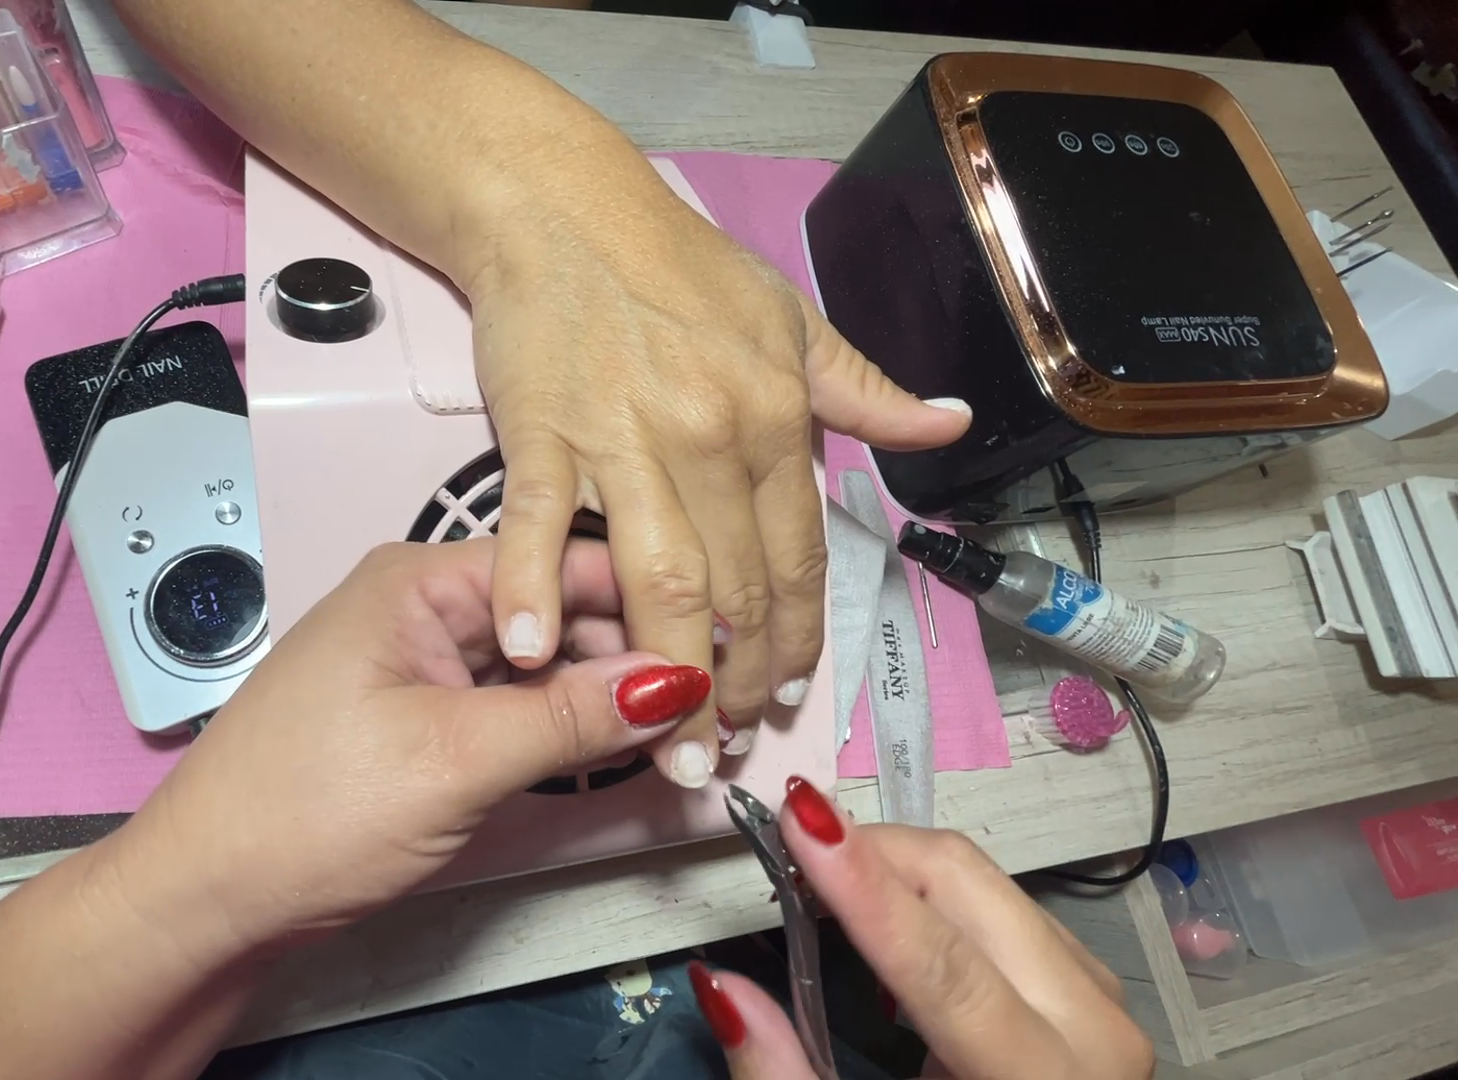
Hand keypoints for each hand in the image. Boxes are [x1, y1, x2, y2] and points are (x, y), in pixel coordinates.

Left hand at [120, 538, 708, 948]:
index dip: (643, 604)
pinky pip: (518, 705)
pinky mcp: (434, 714)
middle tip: (710, 717)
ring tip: (682, 740)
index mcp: (421, 580)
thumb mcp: (452, 758)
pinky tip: (621, 749)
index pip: (559, 565)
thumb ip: (567, 717)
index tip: (716, 647)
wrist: (211, 898)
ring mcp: (432, 662)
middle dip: (632, 664)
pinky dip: (568, 729)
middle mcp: (430, 606)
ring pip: (544, 665)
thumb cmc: (307, 810)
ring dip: (606, 701)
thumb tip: (675, 682)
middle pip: (558, 616)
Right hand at [468, 165, 968, 789]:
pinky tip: (534, 650)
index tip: (783, 695)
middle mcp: (709, 437)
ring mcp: (621, 438)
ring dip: (666, 673)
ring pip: (660, 577)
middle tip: (721, 746)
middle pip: (737, 589)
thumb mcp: (787, 314)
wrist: (563, 214)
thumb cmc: (672, 265)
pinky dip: (536, 584)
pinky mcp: (541, 433)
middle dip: (736, 683)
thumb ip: (860, 383)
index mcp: (771, 415)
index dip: (796, 639)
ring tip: (664, 745)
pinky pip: (542, 520)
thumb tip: (945, 423)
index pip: (799, 557)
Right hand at [690, 780, 1153, 1078]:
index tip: (795, 815)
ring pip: (971, 870)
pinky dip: (912, 879)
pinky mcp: (1077, 967)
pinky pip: (985, 888)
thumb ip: (783, 1076)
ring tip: (818, 886)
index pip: (944, 968)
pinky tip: (875, 909)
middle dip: (860, 850)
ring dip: (883, 860)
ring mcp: (1091, 987)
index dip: (863, 886)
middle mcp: (1089, 1024)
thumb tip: (716, 982)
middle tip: (782, 860)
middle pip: (959, 880)